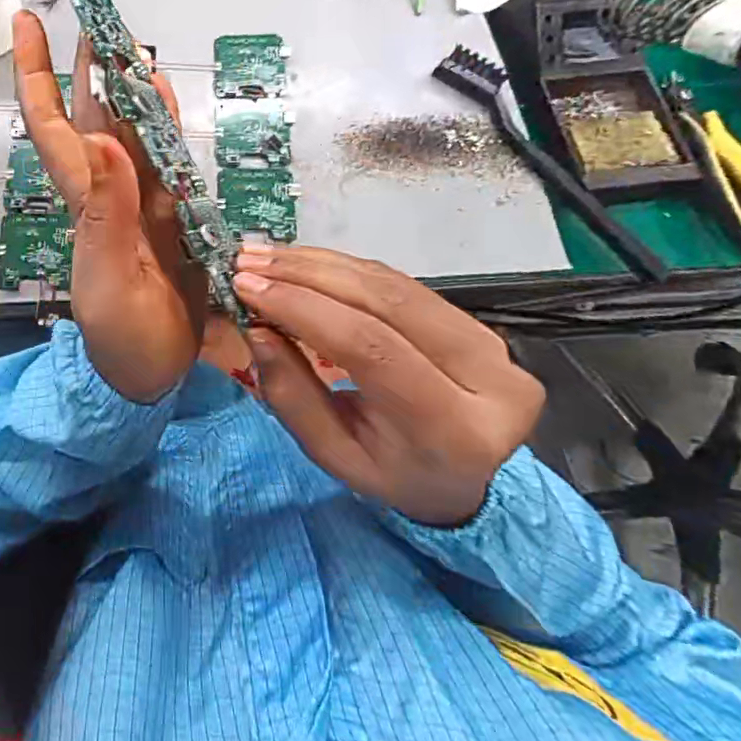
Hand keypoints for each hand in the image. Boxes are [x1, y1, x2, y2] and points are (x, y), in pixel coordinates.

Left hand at [13, 10, 204, 402]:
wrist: (151, 375)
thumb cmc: (123, 339)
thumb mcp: (108, 281)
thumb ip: (108, 214)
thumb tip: (105, 139)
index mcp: (84, 205)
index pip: (53, 130)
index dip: (37, 77)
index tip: (26, 23)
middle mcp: (108, 195)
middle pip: (88, 120)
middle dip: (82, 70)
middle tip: (88, 18)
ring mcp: (142, 204)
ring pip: (129, 133)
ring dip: (125, 88)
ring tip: (126, 44)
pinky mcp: (174, 217)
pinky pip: (167, 161)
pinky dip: (165, 126)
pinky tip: (163, 98)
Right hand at [232, 246, 544, 525]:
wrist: (466, 483)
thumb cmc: (391, 475)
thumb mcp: (333, 452)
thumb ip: (293, 394)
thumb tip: (257, 329)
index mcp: (450, 427)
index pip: (369, 347)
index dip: (303, 308)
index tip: (247, 286)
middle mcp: (488, 377)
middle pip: (386, 303)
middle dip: (307, 275)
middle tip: (248, 262)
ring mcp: (494, 345)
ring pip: (395, 284)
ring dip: (323, 264)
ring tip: (266, 257)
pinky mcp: (483, 325)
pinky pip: (406, 285)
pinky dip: (347, 269)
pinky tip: (305, 263)